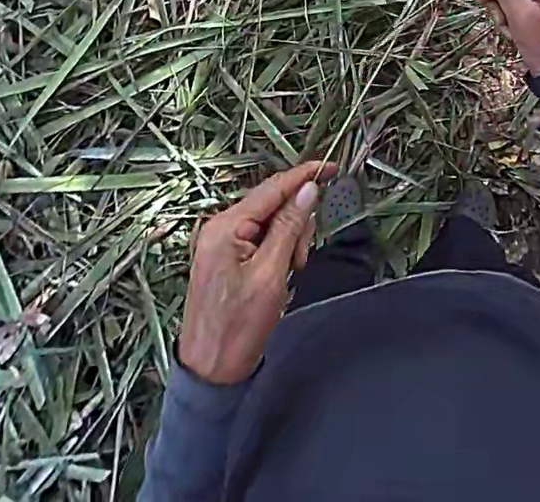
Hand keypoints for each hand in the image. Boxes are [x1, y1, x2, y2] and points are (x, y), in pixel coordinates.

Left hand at [178, 162, 333, 384]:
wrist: (211, 372)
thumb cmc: (236, 329)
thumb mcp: (271, 273)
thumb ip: (289, 226)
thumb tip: (307, 190)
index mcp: (226, 226)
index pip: (273, 188)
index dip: (303, 176)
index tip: (328, 167)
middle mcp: (221, 227)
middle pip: (273, 203)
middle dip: (297, 222)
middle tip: (300, 257)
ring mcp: (223, 241)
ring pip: (271, 220)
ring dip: (290, 238)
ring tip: (290, 270)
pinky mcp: (228, 255)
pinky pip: (262, 237)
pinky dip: (279, 248)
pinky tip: (281, 270)